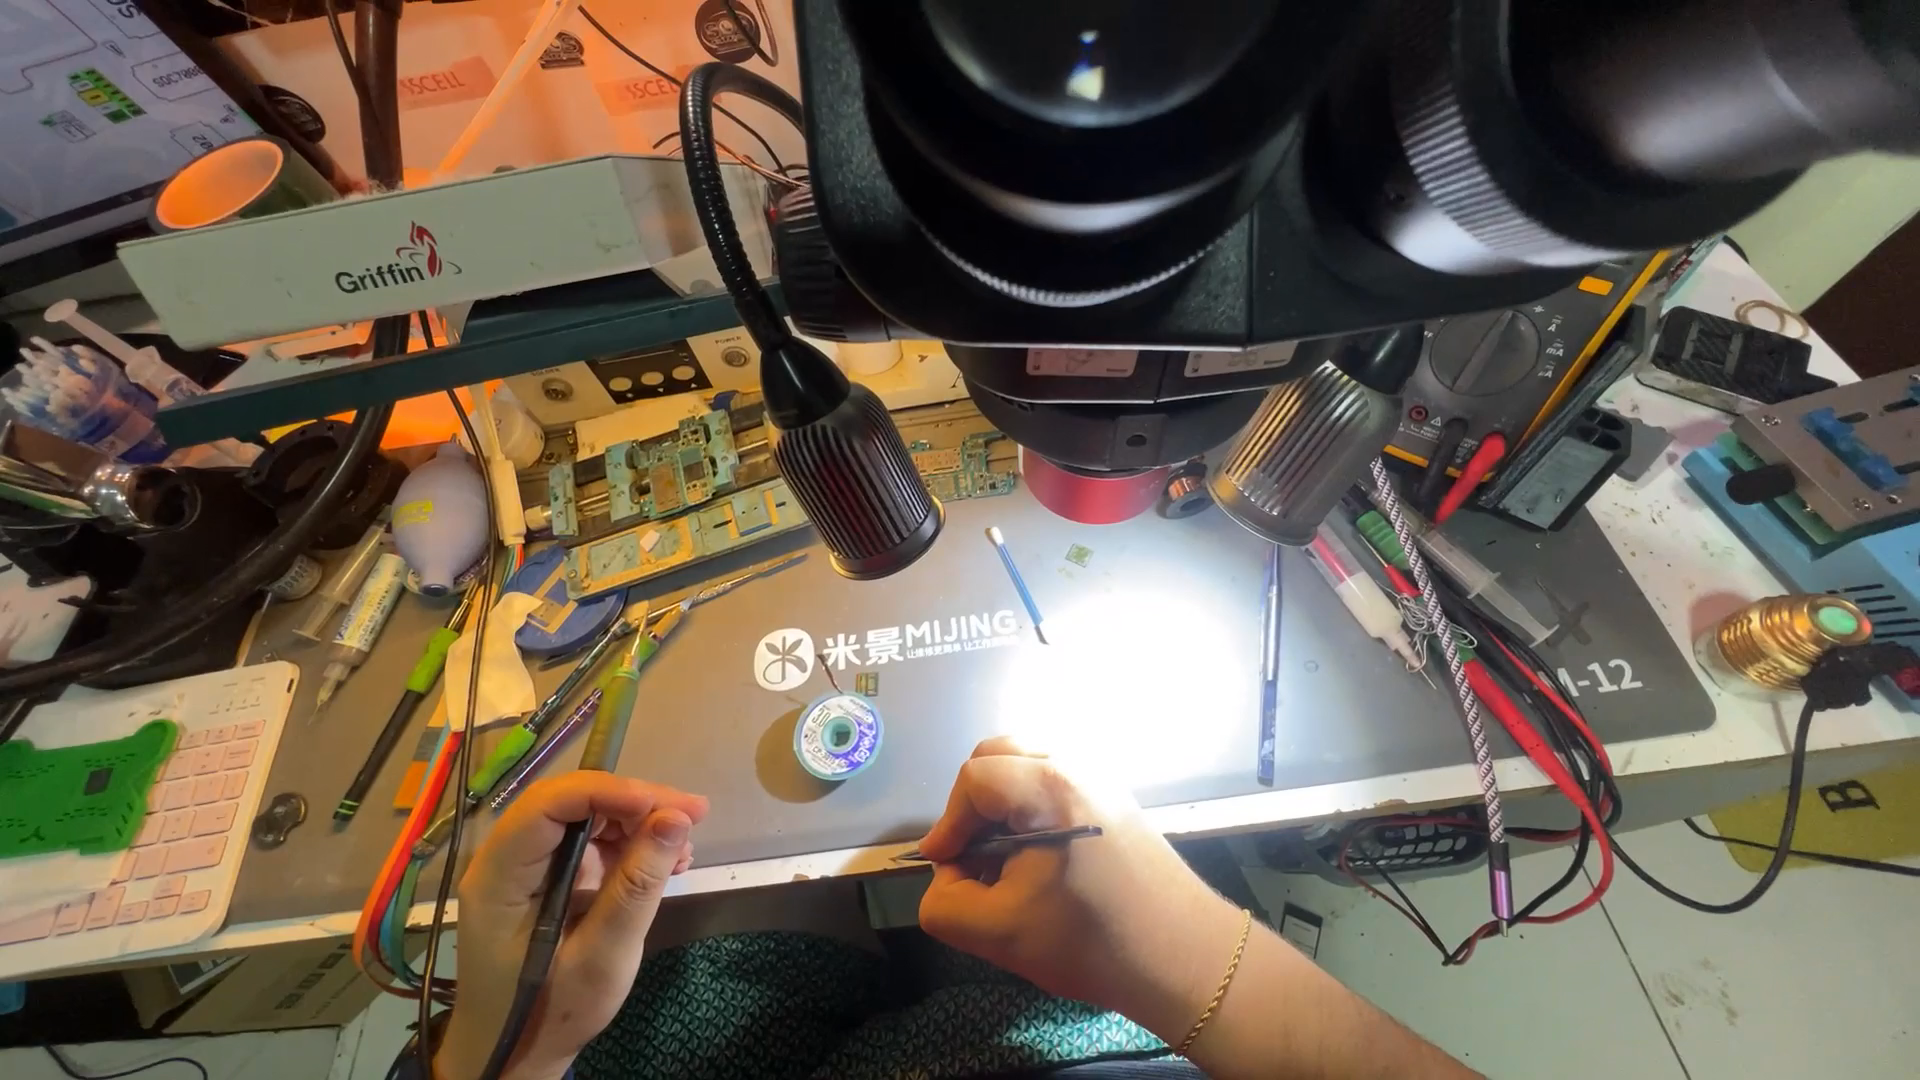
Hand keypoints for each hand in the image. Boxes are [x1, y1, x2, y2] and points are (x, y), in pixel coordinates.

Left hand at [435, 773, 708, 1079]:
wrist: (517, 1056)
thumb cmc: (551, 1012)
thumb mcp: (602, 956)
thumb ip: (637, 885)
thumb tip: (676, 818)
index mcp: (501, 877)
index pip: (549, 805)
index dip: (608, 793)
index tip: (664, 808)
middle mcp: (511, 858)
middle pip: (576, 801)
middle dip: (638, 802)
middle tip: (694, 814)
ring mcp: (535, 864)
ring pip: (593, 813)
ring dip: (644, 820)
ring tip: (687, 846)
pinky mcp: (556, 874)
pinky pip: (599, 838)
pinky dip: (637, 841)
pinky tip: (671, 861)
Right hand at [915, 738, 1244, 1042]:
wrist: (1187, 958)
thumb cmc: (1093, 941)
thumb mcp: (1001, 934)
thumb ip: (946, 904)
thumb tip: (947, 874)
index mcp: (1049, 787)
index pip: (973, 778)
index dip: (948, 822)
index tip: (946, 865)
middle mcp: (1075, 764)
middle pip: (997, 754)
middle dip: (972, 803)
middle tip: (971, 853)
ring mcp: (1100, 774)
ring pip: (1026, 762)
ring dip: (1000, 800)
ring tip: (1002, 854)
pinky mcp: (1114, 793)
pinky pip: (1054, 777)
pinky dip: (1029, 802)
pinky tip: (1037, 852)